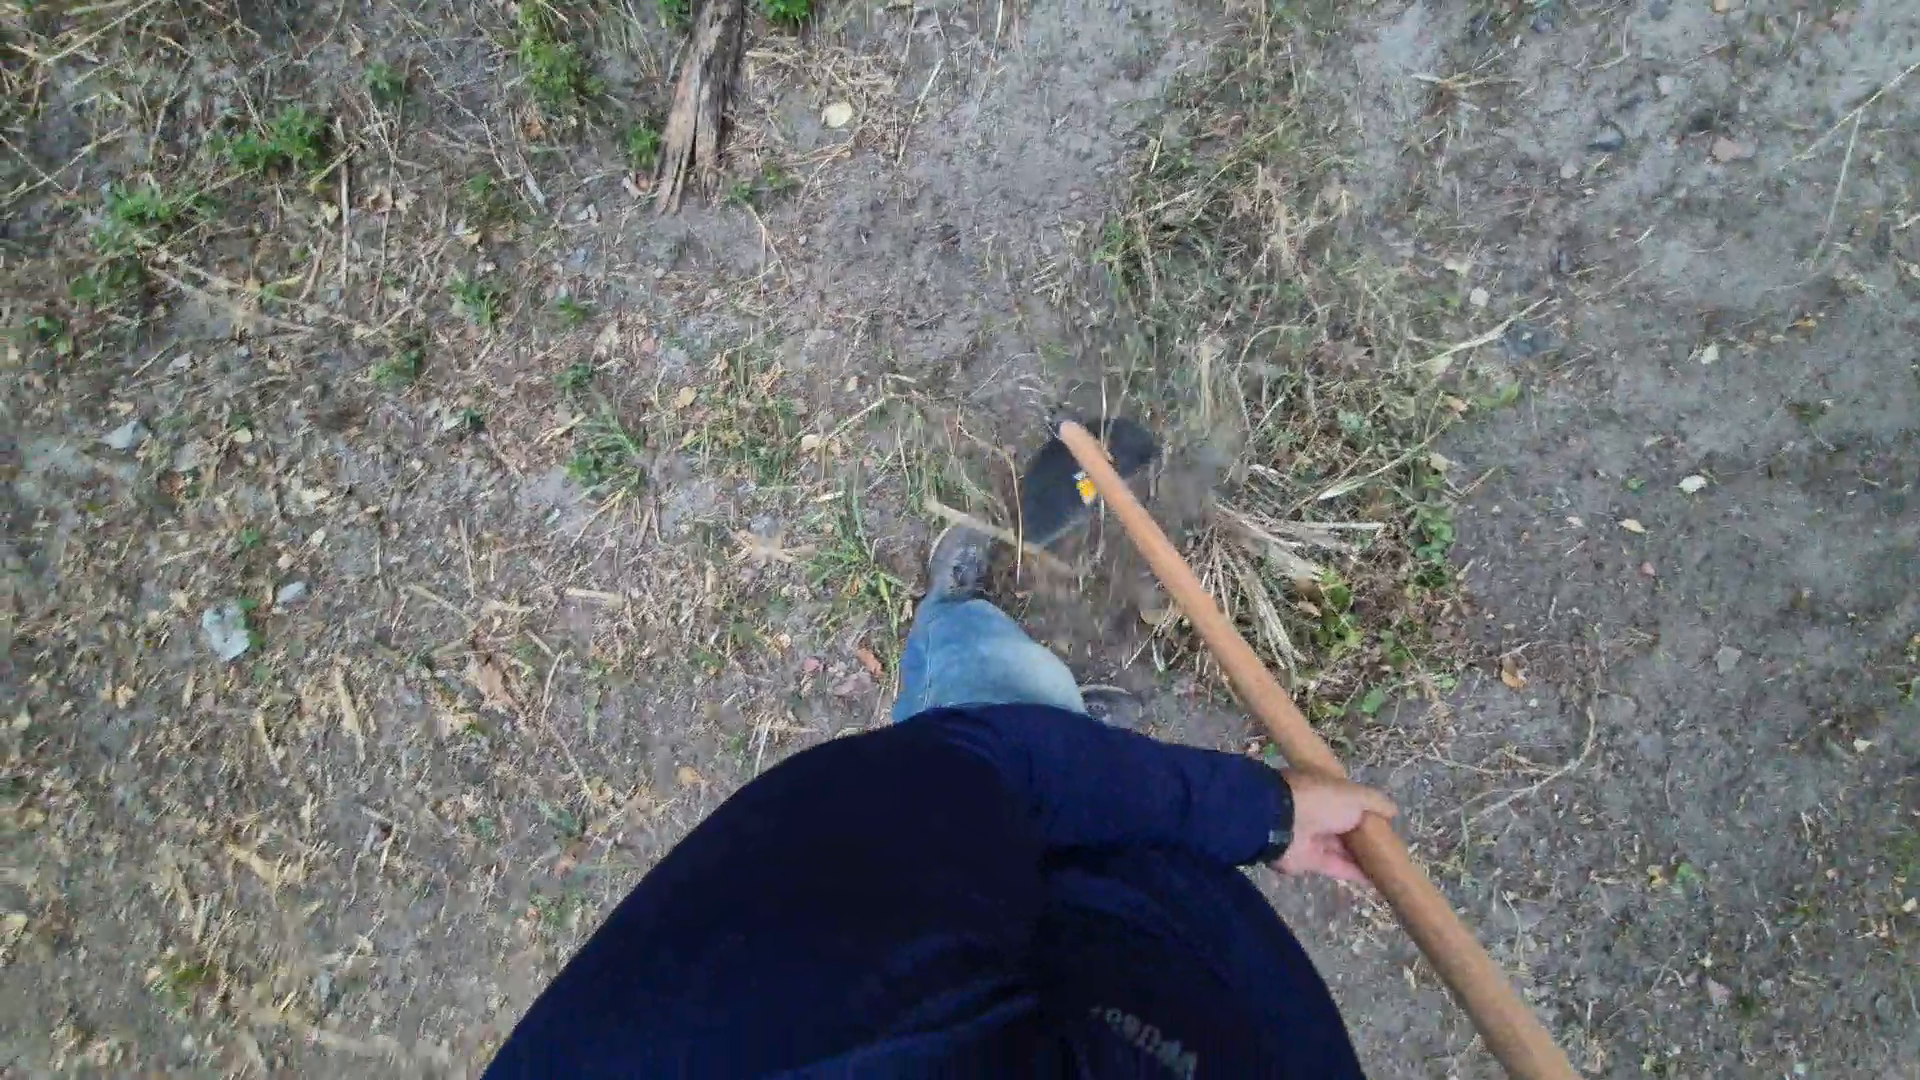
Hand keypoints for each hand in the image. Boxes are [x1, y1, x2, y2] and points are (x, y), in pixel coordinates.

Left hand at [1272, 769, 1397, 886]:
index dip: (1365, 812)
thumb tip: (1393, 811)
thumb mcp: (1352, 794)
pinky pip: (1337, 867)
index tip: (1386, 824)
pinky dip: (1356, 873)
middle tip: (1393, 849)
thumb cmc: (1319, 800)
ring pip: (1342, 849)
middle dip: (1365, 837)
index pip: (1346, 801)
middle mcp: (1316, 813)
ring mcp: (1311, 837)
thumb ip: (1373, 801)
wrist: (1282, 821)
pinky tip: (1379, 880)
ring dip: (1363, 857)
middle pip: (1344, 827)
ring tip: (1391, 867)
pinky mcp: (1309, 861)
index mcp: (1322, 791)